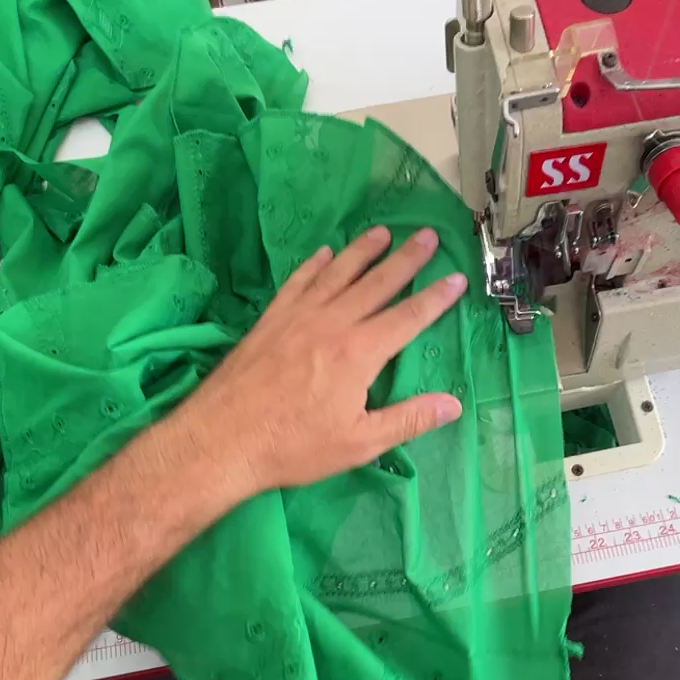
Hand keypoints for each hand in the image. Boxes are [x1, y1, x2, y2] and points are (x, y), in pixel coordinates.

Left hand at [170, 226, 467, 495]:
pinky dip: (315, 265)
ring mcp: (298, 317)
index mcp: (360, 353)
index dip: (436, 298)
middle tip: (427, 235)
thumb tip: (453, 404)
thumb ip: (408, 420)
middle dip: (406, 259)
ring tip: (383, 233)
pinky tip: (325, 254)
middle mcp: (332, 323)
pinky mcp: (272, 319)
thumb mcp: (359, 443)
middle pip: (377, 283)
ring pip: (338, 274)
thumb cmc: (294, 446)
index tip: (456, 278)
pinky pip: (299, 282)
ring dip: (363, 251)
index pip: (408, 317)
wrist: (222, 439)